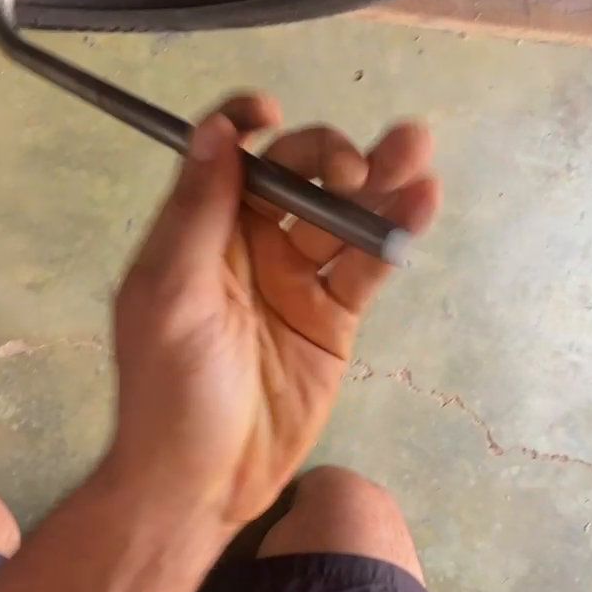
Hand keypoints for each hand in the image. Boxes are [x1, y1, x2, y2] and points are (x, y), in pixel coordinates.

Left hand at [105, 94, 441, 527]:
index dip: (246, 124)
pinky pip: (366, 263)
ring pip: (341, 214)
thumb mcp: (171, 295)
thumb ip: (196, 213)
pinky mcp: (334, 315)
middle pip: (297, 175)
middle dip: (329, 154)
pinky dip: (393, 234)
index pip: (228, 157)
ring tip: (415, 148)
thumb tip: (214, 130)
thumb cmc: (171, 387)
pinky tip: (421, 202)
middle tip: (358, 166)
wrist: (204, 480)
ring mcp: (296, 278)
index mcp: (201, 231)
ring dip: (379, 180)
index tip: (270, 112)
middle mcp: (251, 243)